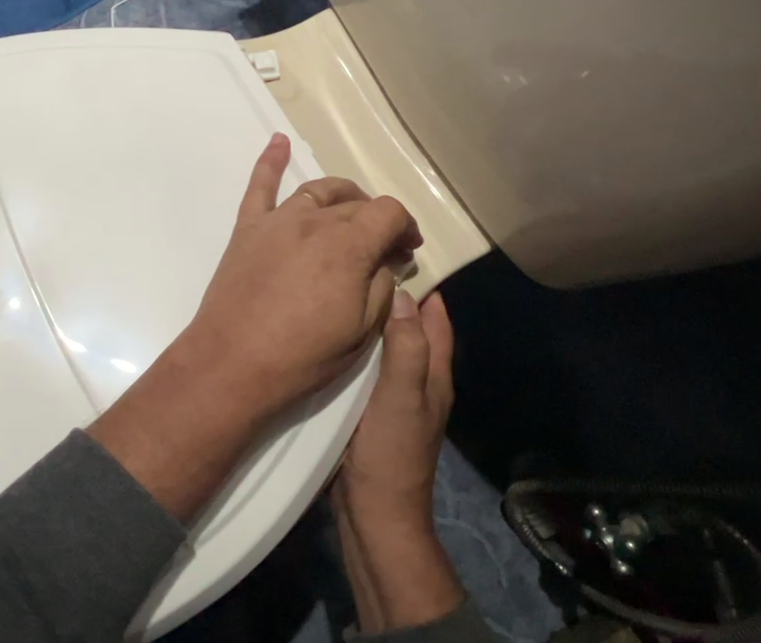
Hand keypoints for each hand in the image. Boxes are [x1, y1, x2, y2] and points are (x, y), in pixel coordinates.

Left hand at [88, 134, 420, 521]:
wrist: (233, 362)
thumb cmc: (304, 354)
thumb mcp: (362, 329)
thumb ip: (381, 286)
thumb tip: (384, 263)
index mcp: (349, 244)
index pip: (389, 213)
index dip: (405, 228)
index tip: (408, 251)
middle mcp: (314, 220)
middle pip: (356, 204)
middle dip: (378, 222)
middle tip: (385, 251)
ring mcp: (277, 221)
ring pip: (318, 191)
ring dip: (343, 197)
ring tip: (353, 211)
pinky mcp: (247, 229)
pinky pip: (259, 186)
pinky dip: (270, 161)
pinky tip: (278, 141)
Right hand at [332, 291, 466, 634]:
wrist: (374, 514)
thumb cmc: (391, 451)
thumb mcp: (401, 394)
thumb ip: (406, 346)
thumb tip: (403, 291)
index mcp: (433, 371)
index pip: (434, 314)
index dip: (421, 281)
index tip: (390, 246)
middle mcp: (417, 378)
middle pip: (408, 325)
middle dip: (390, 294)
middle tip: (353, 260)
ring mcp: (391, 394)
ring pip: (383, 343)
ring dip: (367, 318)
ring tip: (335, 287)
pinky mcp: (366, 407)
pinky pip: (362, 364)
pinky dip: (351, 344)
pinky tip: (326, 333)